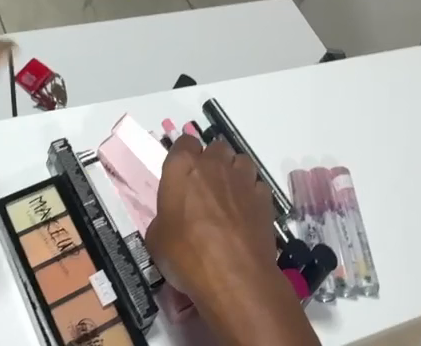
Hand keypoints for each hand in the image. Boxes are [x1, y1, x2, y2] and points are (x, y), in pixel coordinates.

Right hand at [145, 135, 280, 299]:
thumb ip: (164, 218)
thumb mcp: (156, 240)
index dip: (184, 156)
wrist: (234, 278)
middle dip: (212, 162)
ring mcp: (242, 178)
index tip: (181, 175)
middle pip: (215, 148)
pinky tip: (247, 215)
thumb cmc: (186, 255)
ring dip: (234, 173)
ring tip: (229, 198)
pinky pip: (257, 186)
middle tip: (205, 189)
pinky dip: (252, 195)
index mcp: (182, 166)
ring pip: (240, 161)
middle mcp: (214, 164)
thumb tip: (171, 220)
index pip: (184, 141)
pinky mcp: (264, 197)